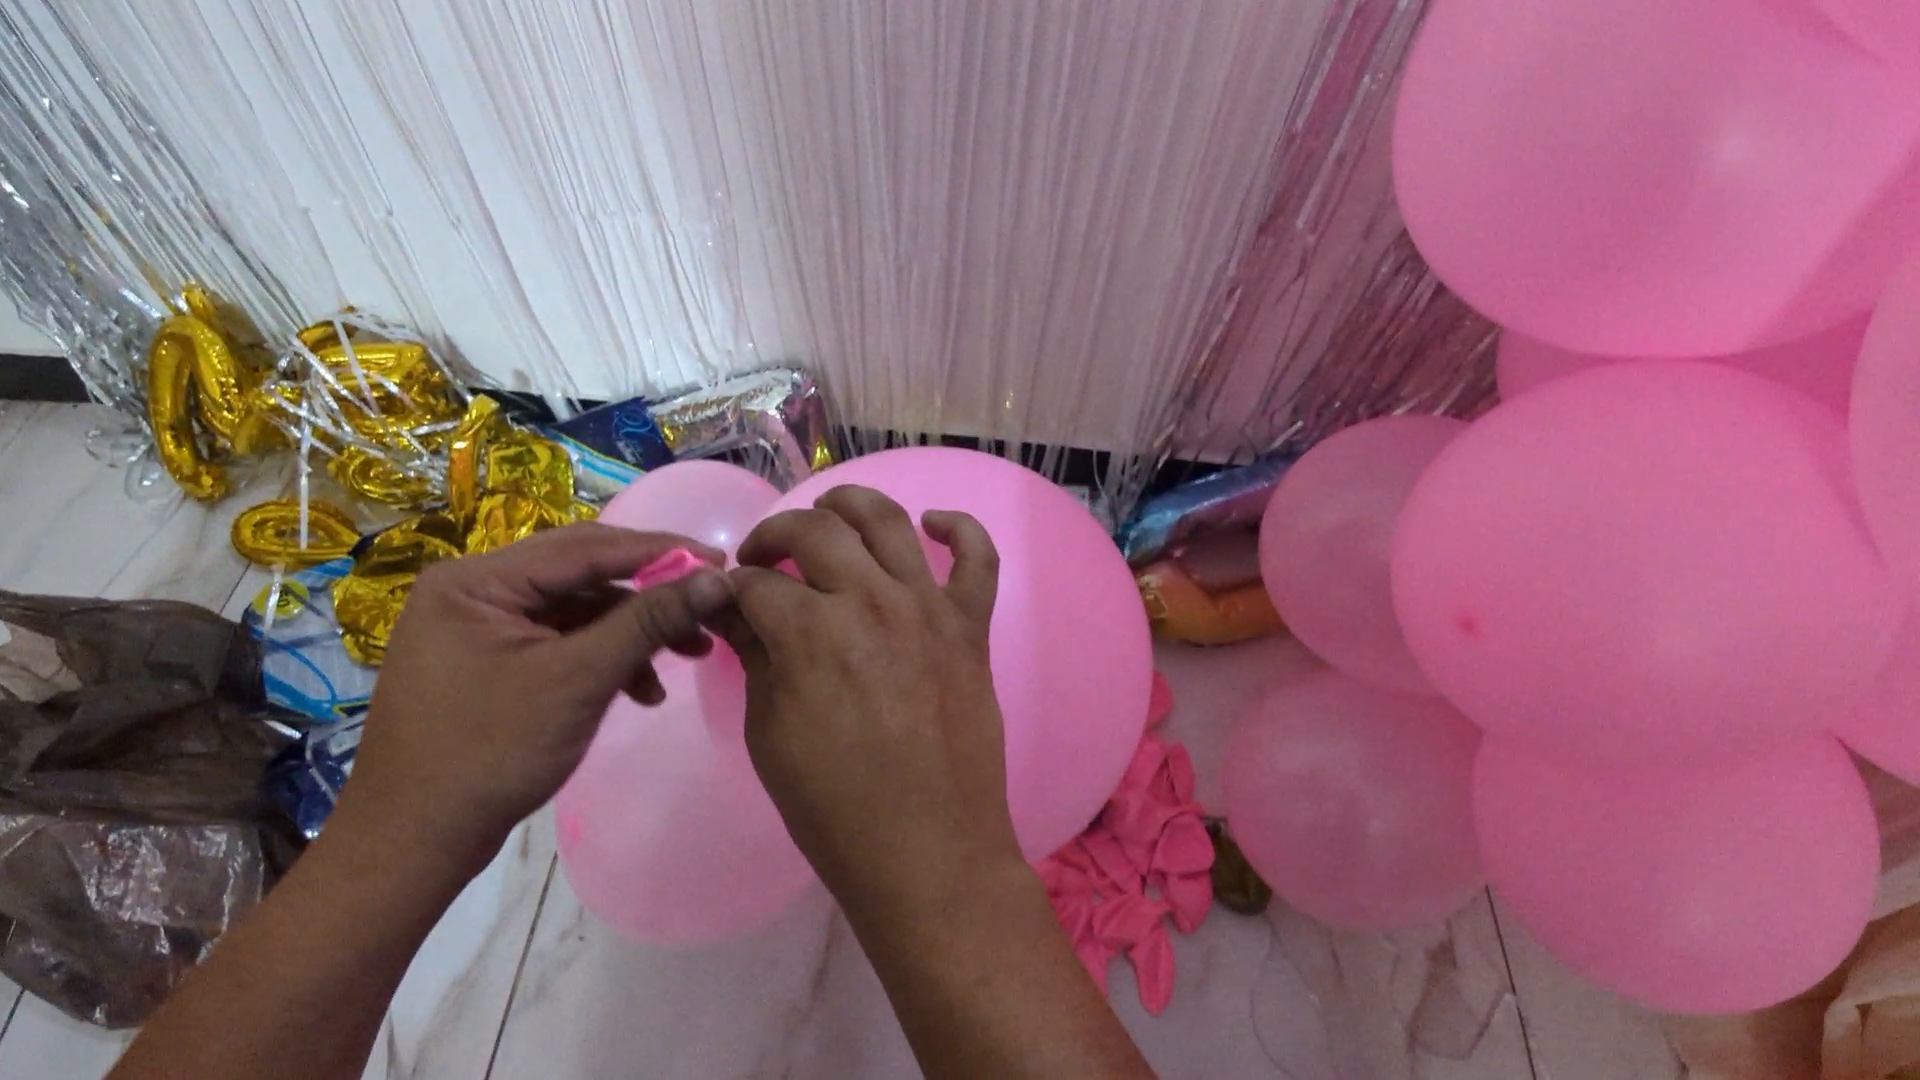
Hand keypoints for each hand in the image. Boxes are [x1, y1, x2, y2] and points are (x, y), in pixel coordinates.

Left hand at [345, 523, 731, 874]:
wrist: (416, 843)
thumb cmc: (490, 754)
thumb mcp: (579, 679)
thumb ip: (649, 621)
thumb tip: (717, 579)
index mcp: (477, 580)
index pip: (586, 547)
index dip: (661, 550)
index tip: (721, 560)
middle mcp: (476, 590)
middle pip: (585, 572)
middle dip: (652, 591)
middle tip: (711, 599)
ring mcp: (484, 626)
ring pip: (581, 608)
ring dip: (637, 630)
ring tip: (693, 652)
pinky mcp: (496, 659)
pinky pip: (566, 640)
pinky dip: (609, 657)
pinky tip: (645, 689)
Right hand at [710, 485, 1020, 920]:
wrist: (929, 852)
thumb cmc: (835, 808)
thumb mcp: (770, 735)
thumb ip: (756, 659)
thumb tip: (733, 612)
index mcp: (811, 632)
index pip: (756, 583)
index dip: (729, 588)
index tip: (721, 599)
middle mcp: (871, 601)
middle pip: (814, 530)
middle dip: (773, 535)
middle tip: (760, 560)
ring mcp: (928, 608)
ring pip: (888, 520)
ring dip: (849, 504)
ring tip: (828, 514)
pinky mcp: (971, 627)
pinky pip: (978, 557)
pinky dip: (958, 527)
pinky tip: (932, 522)